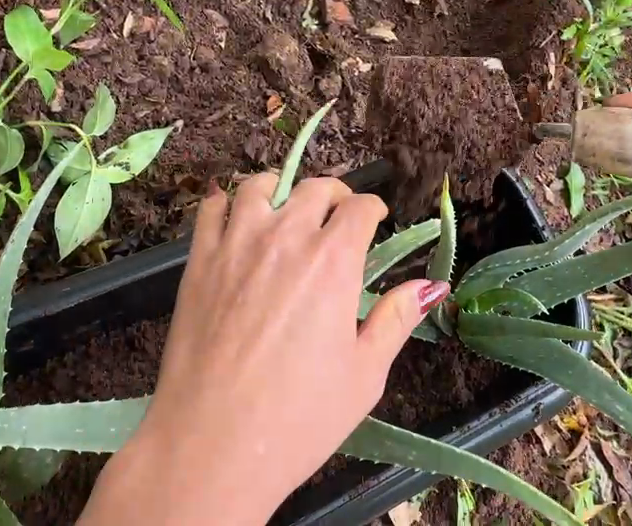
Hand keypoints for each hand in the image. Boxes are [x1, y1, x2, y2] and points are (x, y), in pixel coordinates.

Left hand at [80, 175, 448, 525]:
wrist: (212, 447)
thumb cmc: (298, 419)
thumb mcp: (364, 374)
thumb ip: (396, 319)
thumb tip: (432, 285)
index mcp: (333, 261)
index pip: (361, 207)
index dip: (373, 210)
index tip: (374, 222)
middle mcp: (286, 238)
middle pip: (316, 188)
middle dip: (335, 195)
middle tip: (337, 217)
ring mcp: (237, 244)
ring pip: (261, 185)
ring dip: (281, 189)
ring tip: (286, 209)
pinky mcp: (199, 261)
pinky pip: (211, 208)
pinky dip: (226, 202)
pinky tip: (235, 218)